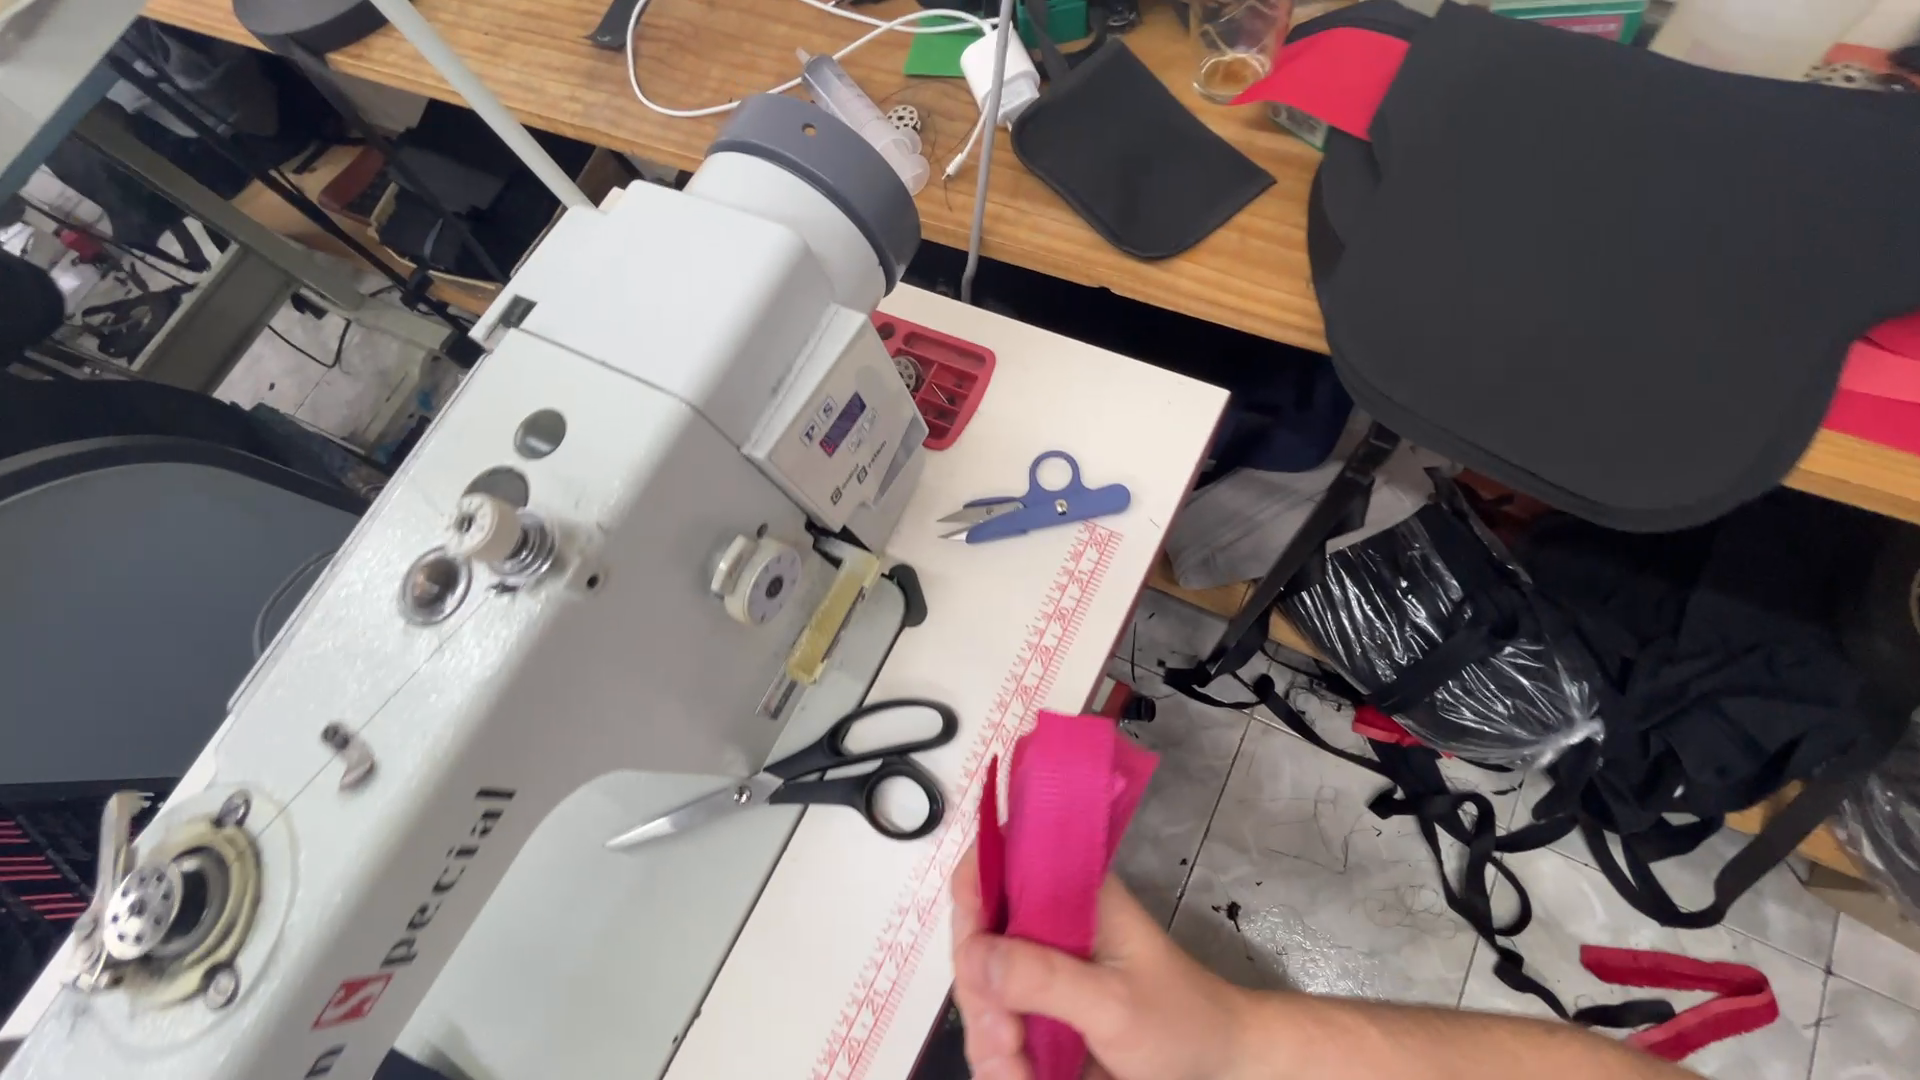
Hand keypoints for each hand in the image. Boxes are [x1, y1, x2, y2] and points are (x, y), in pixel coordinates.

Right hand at [949, 846, 1252, 1079]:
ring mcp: (1039, 963)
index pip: (995, 864)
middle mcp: (1045, 918)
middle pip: (975, 936)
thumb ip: (1043, 977)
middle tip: (1007, 1042)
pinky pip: (994, 1022)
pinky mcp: (1038, 1006)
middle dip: (980, 994)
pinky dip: (997, 1056)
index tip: (973, 960)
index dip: (970, 899)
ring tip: (1017, 1072)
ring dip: (987, 1035)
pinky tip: (1018, 1075)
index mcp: (1068, 889)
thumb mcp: (1114, 1003)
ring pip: (979, 988)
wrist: (1220, 1068)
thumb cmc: (1179, 1023)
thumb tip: (972, 954)